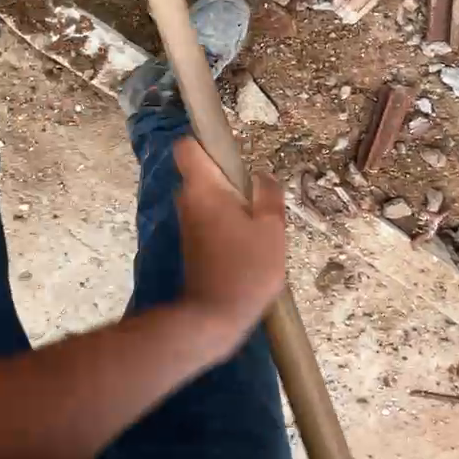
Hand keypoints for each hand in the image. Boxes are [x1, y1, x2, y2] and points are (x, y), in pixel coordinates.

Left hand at [172, 135, 287, 338]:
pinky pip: (208, 215)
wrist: (214, 316)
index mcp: (202, 187)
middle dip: (228, 177)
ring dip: (229, 202)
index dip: (205, 142)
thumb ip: (268, 194)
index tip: (231, 153)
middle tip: (255, 197)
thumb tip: (262, 174)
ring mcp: (186, 220)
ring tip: (256, 225)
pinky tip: (246, 243)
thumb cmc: (246, 269)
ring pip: (207, 195)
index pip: (187, 146)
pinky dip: (225, 221)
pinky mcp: (191, 240)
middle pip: (203, 171)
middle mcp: (187, 198)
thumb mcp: (272, 229)